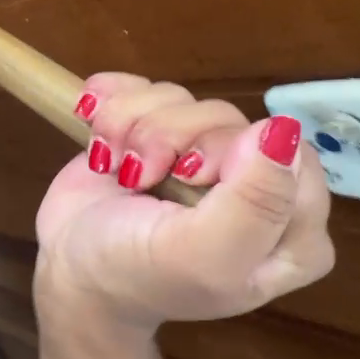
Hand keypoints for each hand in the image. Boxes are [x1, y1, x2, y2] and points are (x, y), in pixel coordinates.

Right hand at [34, 74, 334, 335]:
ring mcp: (194, 152)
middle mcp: (249, 182)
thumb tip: (282, 130)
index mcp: (289, 225)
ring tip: (111, 166)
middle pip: (221, 117)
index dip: (227, 152)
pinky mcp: (147, 130)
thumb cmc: (137, 273)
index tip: (186, 181)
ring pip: (174, 98)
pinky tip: (94, 132)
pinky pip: (137, 86)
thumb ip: (252, 202)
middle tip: (136, 176)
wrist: (70, 272)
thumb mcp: (202, 255)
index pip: (284, 150)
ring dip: (125, 125)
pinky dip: (107, 102)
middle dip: (162, 138)